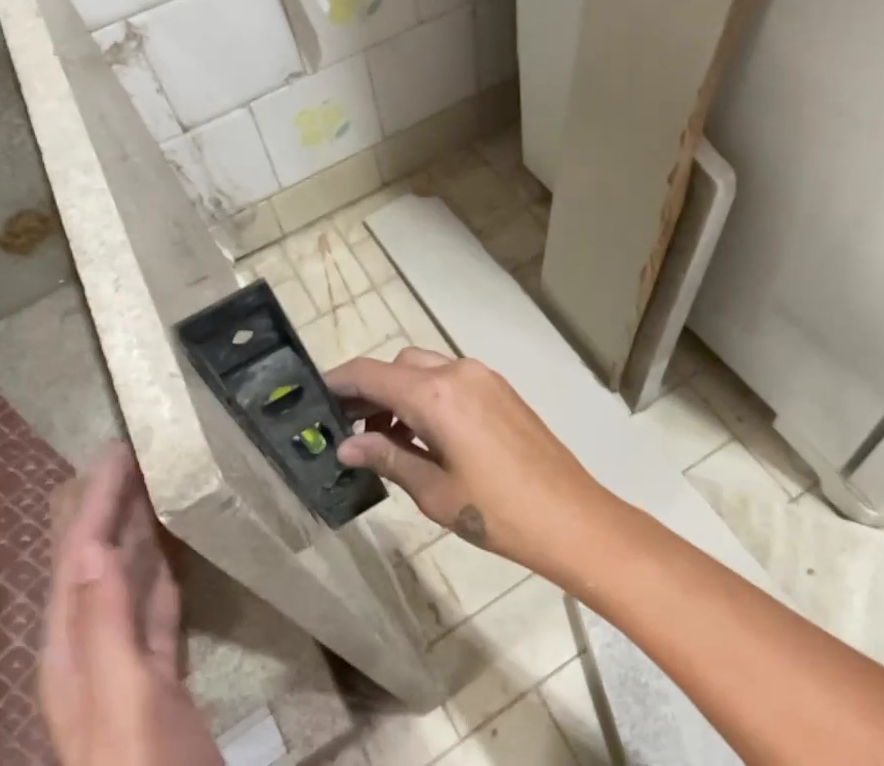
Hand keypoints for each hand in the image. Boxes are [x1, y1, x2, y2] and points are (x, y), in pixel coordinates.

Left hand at [41, 443, 220, 765]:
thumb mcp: (125, 702)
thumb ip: (106, 629)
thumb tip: (94, 547)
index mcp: (72, 653)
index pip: (80, 558)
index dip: (94, 502)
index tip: (117, 449)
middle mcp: (90, 653)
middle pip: (98, 563)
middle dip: (111, 508)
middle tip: (140, 454)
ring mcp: (125, 670)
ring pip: (128, 584)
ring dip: (138, 535)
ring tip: (159, 488)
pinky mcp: (158, 683)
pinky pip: (157, 614)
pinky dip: (163, 578)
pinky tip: (176, 559)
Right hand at [326, 348, 607, 573]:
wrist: (571, 517)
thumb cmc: (496, 512)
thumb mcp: (433, 491)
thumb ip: (387, 458)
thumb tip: (346, 446)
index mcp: (436, 395)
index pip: (371, 373)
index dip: (338, 382)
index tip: (312, 398)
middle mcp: (459, 373)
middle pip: (399, 365)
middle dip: (370, 390)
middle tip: (348, 428)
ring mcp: (484, 378)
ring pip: (426, 369)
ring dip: (400, 393)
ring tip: (383, 439)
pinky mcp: (501, 391)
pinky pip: (451, 380)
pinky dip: (427, 397)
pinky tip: (422, 437)